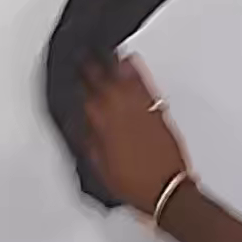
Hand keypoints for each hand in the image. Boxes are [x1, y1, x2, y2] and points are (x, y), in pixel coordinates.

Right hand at [82, 55, 188, 214]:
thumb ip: (90, 142)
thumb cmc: (135, 183)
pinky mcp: (157, 110)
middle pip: (102, 83)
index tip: (73, 71)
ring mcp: (140, 110)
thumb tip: (82, 126)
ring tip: (105, 51)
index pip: (86, 97)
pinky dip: (136, 71)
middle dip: (92, 67)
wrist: (168, 191)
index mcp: (103, 127)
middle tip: (84, 55)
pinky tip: (131, 61)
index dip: (78, 83)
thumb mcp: (101, 167)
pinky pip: (144, 85)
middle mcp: (120, 113)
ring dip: (112, 64)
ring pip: (122, 80)